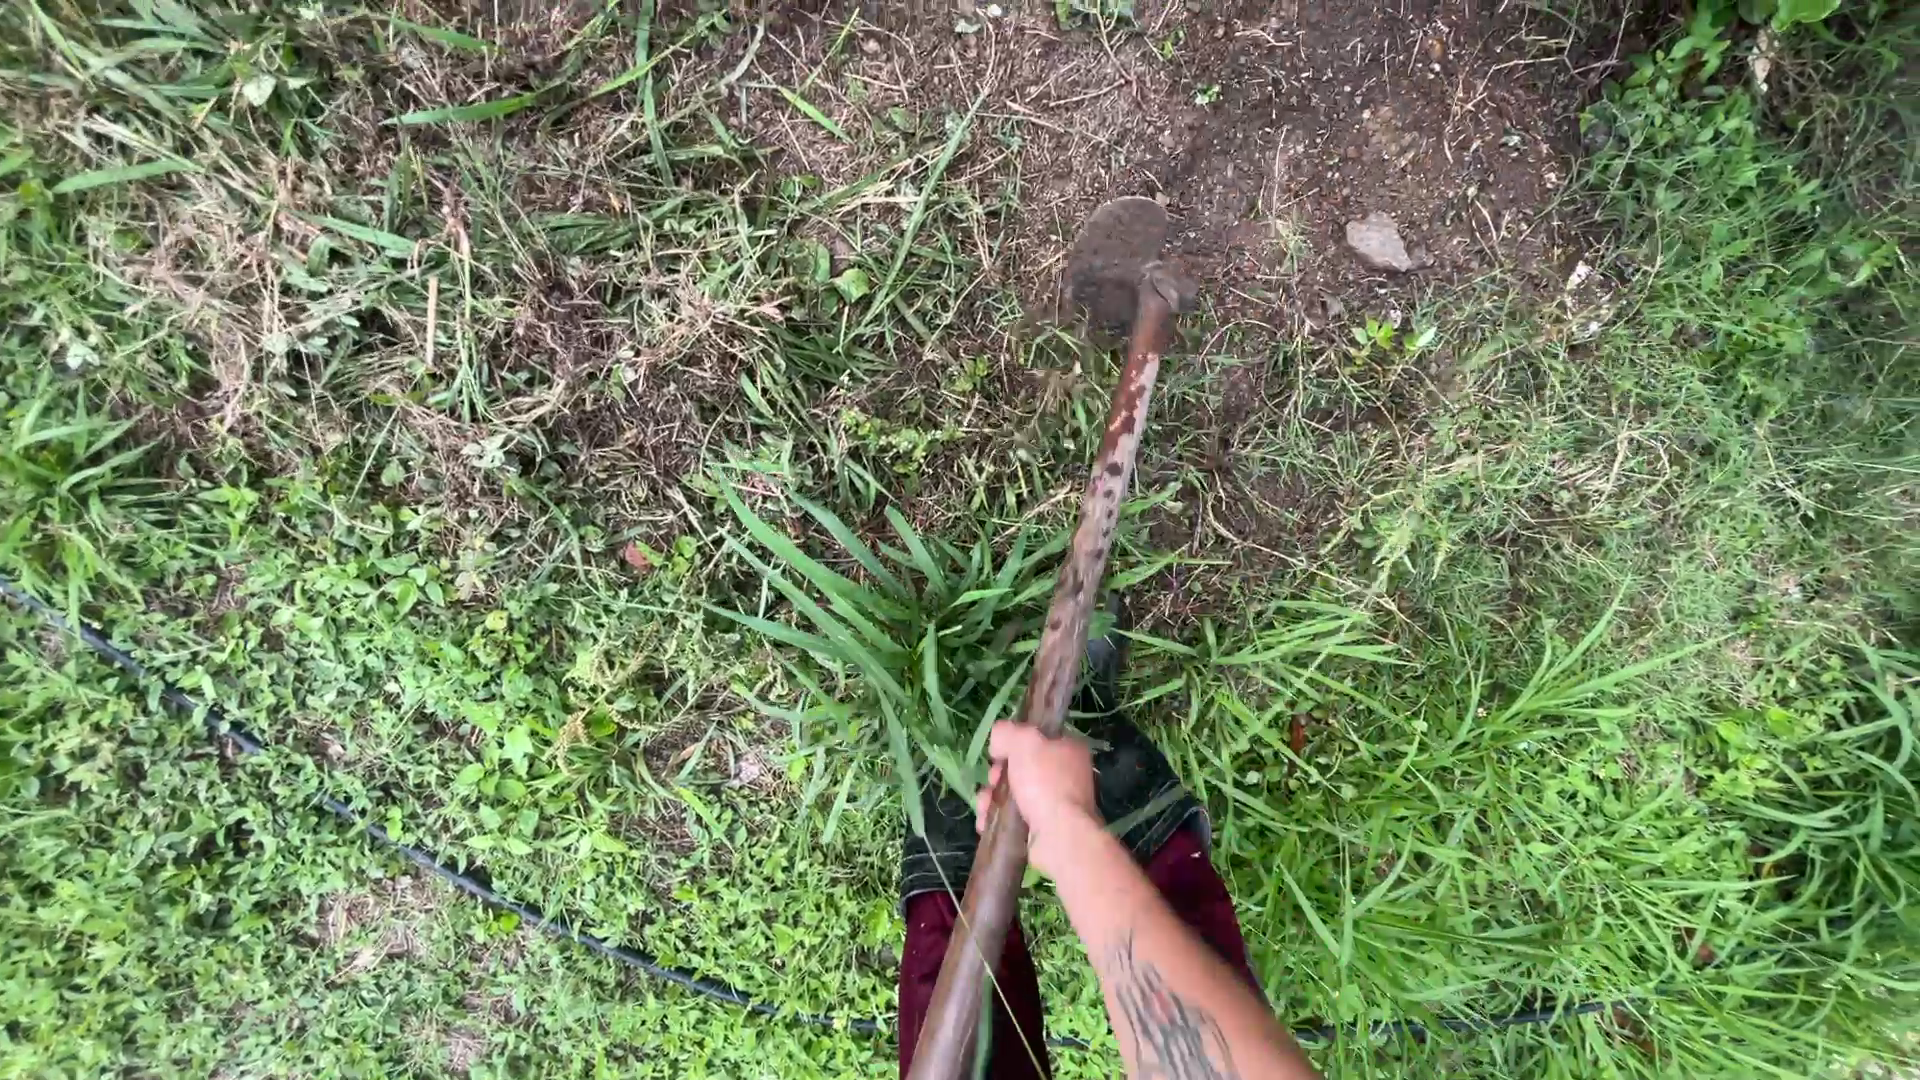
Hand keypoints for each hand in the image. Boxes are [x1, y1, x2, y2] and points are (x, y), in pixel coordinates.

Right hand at [975, 721, 1103, 879]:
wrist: (1059, 836)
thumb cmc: (1045, 782)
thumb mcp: (1024, 741)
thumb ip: (1006, 732)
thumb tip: (998, 745)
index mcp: (1068, 750)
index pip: (1036, 738)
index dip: (1013, 742)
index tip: (999, 752)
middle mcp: (1065, 775)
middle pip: (1020, 767)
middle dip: (998, 774)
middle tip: (994, 781)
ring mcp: (1054, 804)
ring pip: (1013, 794)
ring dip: (991, 798)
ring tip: (984, 806)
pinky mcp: (1042, 828)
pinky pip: (1012, 818)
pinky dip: (996, 818)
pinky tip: (985, 821)